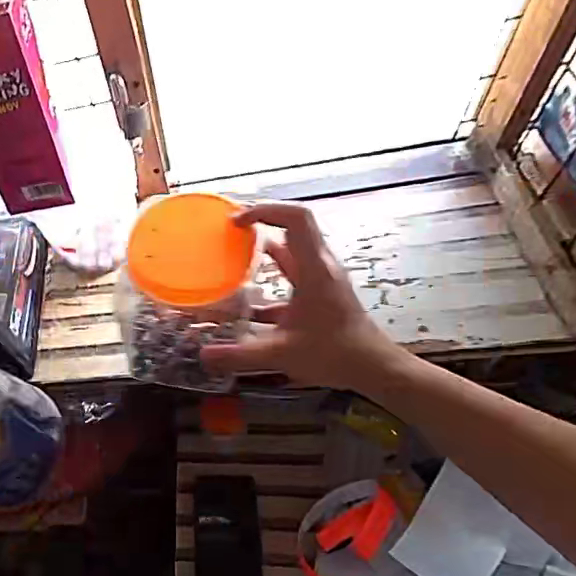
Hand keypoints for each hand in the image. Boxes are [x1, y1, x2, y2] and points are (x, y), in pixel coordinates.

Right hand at [201, 202, 406, 390]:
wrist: (372, 367)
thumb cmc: (334, 353)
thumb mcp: (282, 354)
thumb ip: (240, 355)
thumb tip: (204, 357)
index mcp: (315, 269)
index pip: (295, 218)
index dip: (265, 209)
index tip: (236, 220)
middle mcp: (321, 266)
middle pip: (294, 226)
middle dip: (263, 220)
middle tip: (232, 229)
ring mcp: (324, 278)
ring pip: (295, 249)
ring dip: (269, 245)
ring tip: (238, 249)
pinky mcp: (323, 293)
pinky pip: (296, 272)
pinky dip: (276, 273)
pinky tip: (252, 293)